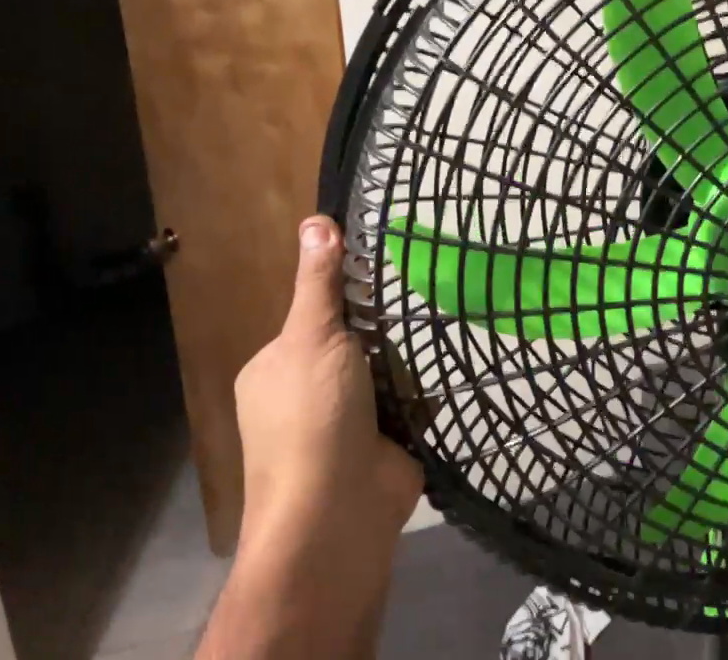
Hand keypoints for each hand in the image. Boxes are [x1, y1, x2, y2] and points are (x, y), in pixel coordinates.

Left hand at [233, 215, 421, 545]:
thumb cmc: (314, 416)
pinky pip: (411, 401)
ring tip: (443, 329)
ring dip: (409, 362)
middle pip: (356, 343)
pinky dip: (427, 391)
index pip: (315, 317)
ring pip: (387, 372)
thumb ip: (320, 283)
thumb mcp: (312, 337)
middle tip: (421, 303)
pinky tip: (451, 369)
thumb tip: (315, 219)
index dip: (347, 298)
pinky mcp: (385, 440)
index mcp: (276, 368)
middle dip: (384, 332)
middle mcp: (307, 393)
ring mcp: (346, 421)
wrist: (339, 508)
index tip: (386, 275)